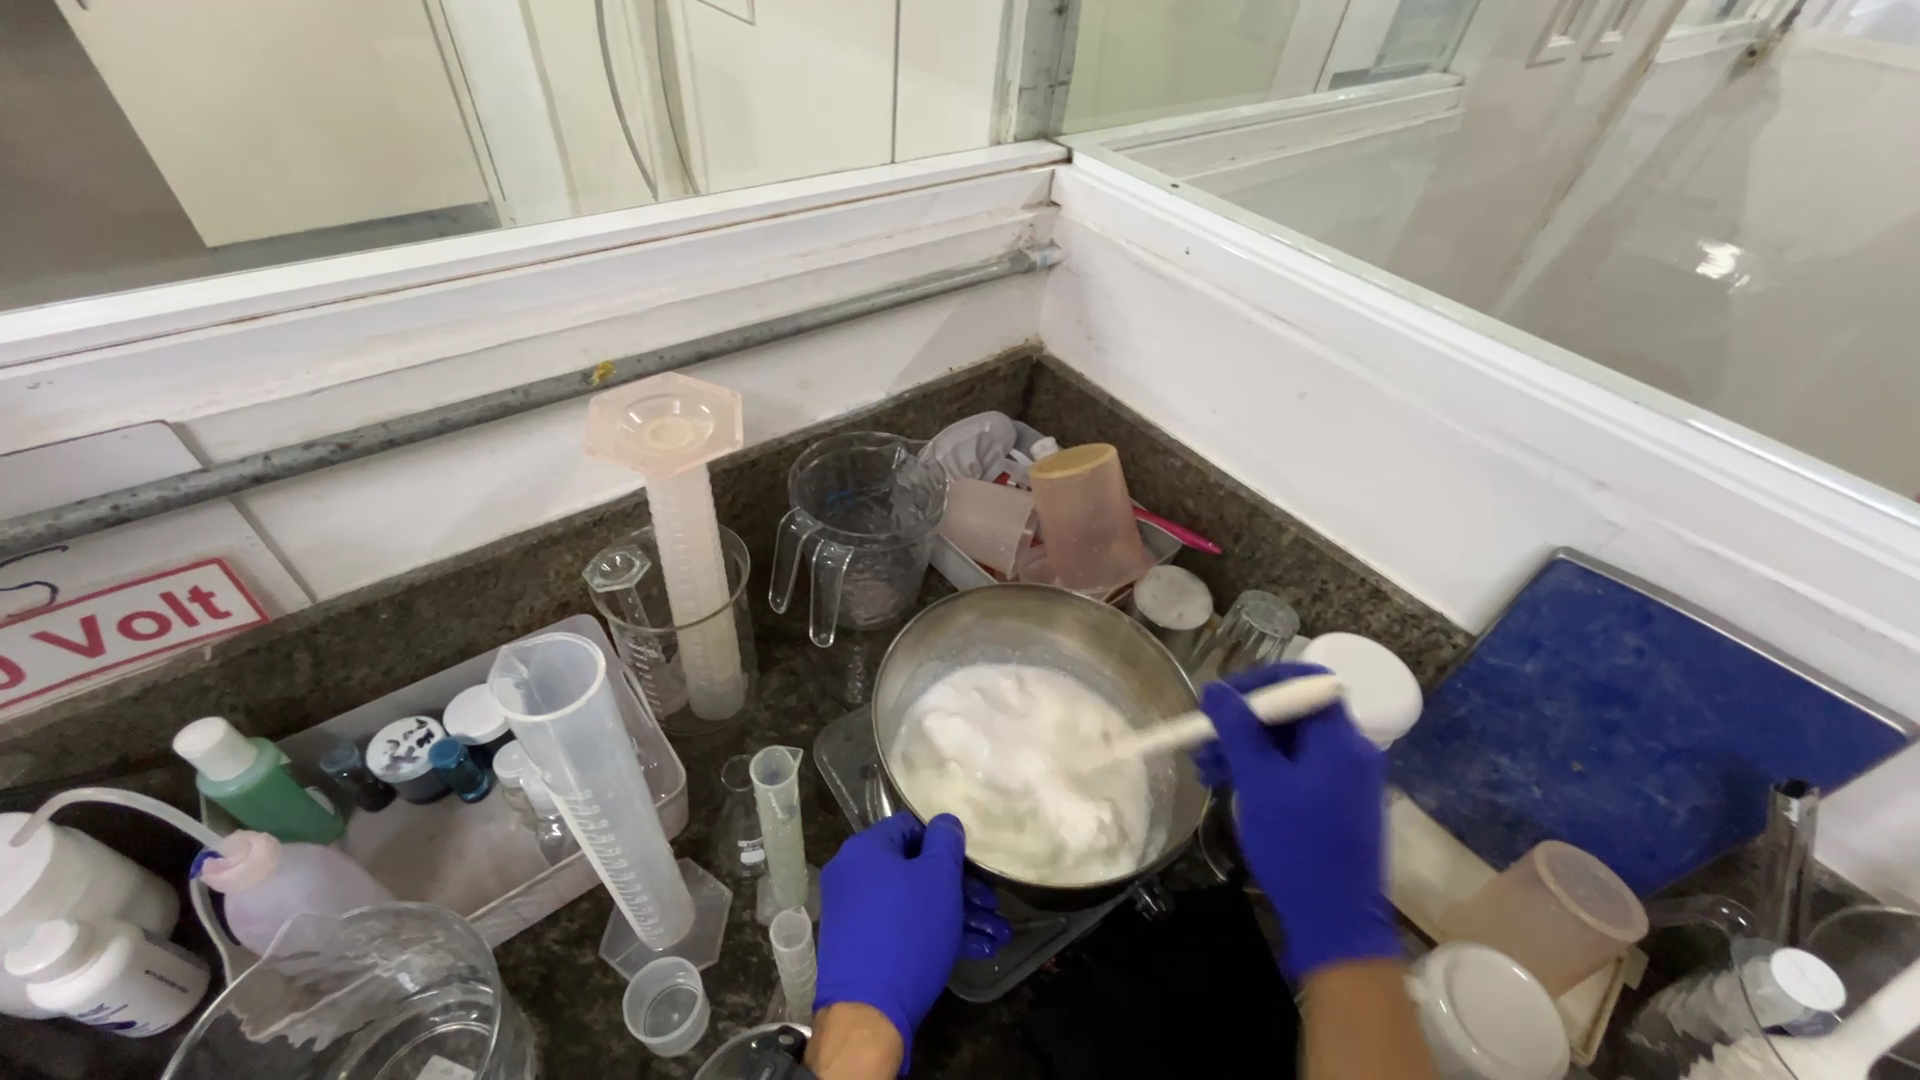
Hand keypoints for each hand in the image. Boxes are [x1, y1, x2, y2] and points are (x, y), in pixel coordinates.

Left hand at [815, 812, 1012, 1061]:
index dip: (944, 842)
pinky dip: (935, 934)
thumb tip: (946, 822)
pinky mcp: (862, 947)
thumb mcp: (938, 878)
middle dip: (960, 887)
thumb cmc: (908, 932)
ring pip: (914, 903)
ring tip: (996, 935)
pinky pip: (903, 928)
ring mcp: (856, 914)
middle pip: (915, 868)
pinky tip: (975, 950)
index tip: (972, 864)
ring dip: (957, 914)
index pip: (910, 827)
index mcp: (865, 850)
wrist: (867, 1014)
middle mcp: (854, 876)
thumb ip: (945, 841)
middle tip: (992, 905)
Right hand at [1193, 662, 1399, 982]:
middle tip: (1203, 737)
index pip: (1305, 682)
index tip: (1223, 699)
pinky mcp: (1335, 802)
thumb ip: (1238, 729)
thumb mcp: (1259, 782)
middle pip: (1293, 712)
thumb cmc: (1297, 845)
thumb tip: (1216, 689)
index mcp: (1340, 739)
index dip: (1262, 682)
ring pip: (1288, 743)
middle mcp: (1349, 751)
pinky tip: (1228, 784)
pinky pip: (1295, 768)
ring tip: (1205, 767)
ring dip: (1245, 747)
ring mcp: (1344, 778)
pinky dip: (1261, 769)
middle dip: (1242, 720)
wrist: (1336, 921)